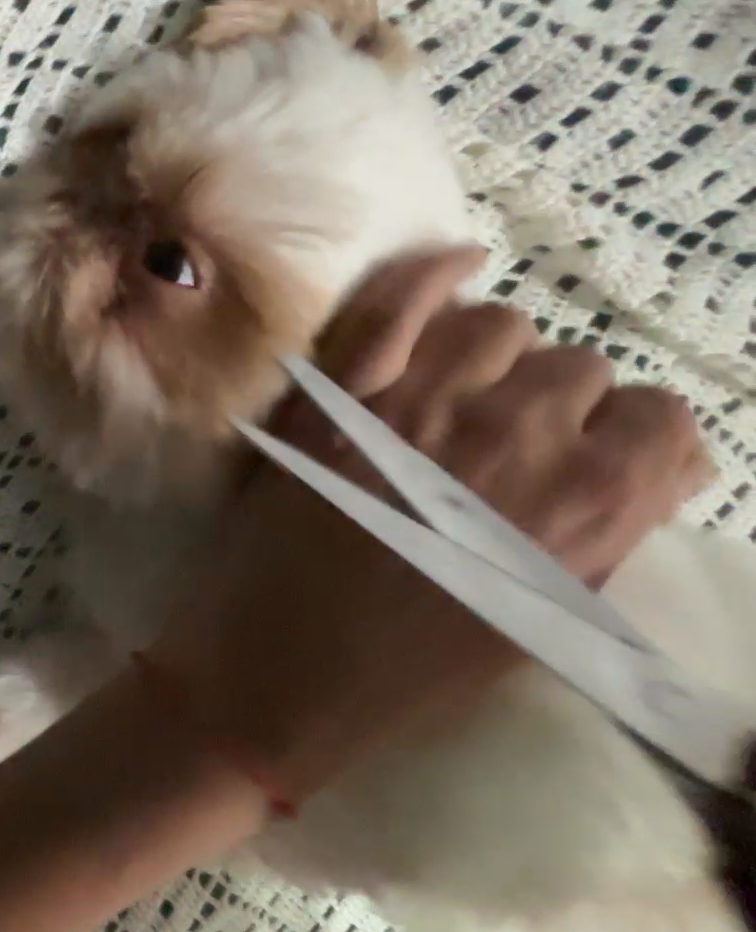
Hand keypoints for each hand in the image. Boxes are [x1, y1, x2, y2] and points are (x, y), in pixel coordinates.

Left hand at [147, 247, 714, 802]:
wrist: (277, 668)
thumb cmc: (410, 668)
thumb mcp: (548, 618)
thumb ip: (604, 528)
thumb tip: (633, 460)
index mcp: (594, 501)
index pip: (655, 418)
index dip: (618, 435)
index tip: (583, 452)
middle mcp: (515, 435)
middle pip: (570, 365)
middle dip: (545, 397)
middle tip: (495, 436)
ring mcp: (412, 406)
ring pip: (492, 325)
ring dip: (488, 351)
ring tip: (457, 389)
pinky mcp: (330, 400)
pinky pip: (391, 305)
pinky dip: (425, 273)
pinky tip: (451, 263)